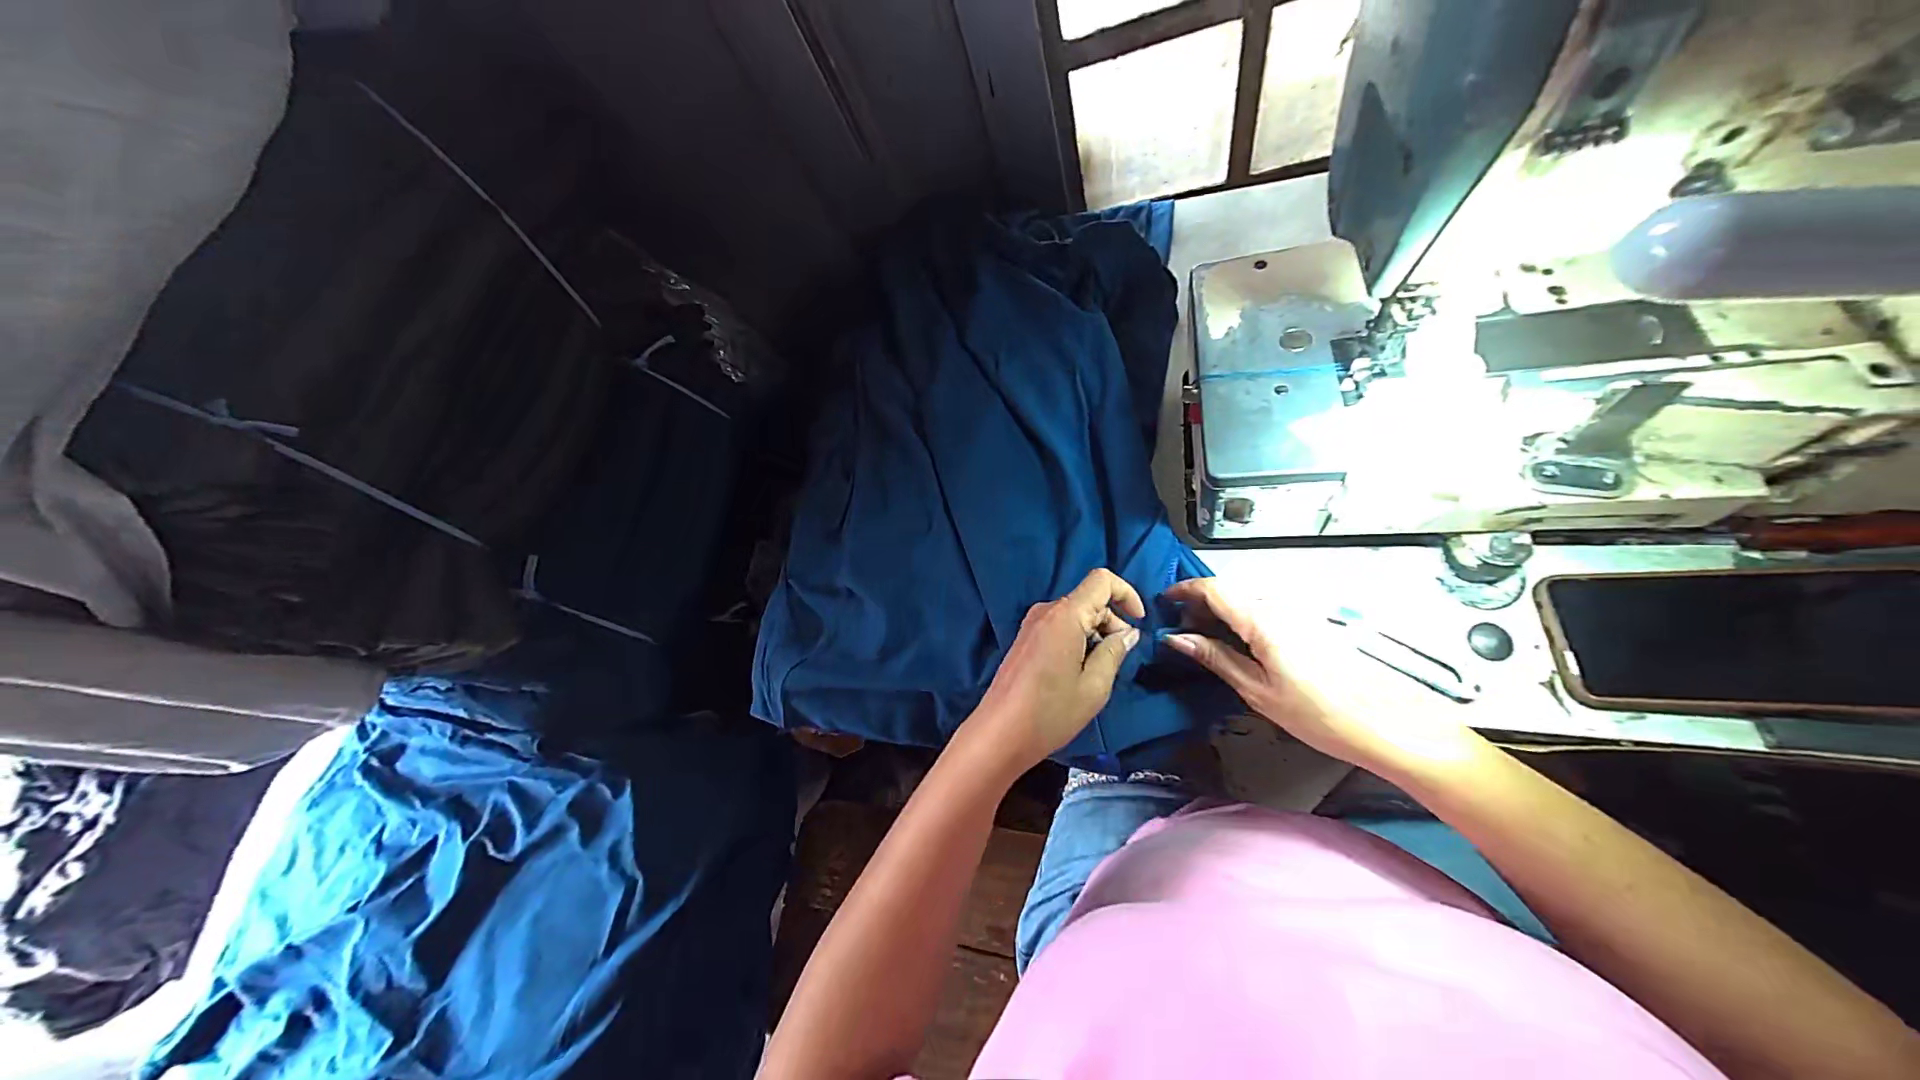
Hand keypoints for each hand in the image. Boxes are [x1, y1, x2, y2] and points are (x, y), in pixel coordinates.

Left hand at [956, 568, 1144, 780]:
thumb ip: (1115, 652)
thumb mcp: (1095, 685)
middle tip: (1121, 658)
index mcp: (1065, 615)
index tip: (1139, 621)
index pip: (1101, 580)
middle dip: (1112, 622)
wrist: (1000, 734)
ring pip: (1075, 615)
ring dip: (1096, 634)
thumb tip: (1128, 633)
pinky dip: (1078, 640)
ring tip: (1100, 672)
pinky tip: (1079, 672)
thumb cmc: (1050, 712)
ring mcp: (1031, 625)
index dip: (1126, 594)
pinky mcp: (1024, 640)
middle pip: (1089, 600)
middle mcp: (1046, 611)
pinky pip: (1059, 628)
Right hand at [1161, 577, 1486, 778]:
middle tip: (1182, 630)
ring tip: (1209, 641)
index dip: (1184, 590)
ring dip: (1224, 612)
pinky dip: (1246, 620)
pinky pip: (1269, 611)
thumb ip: (1215, 658)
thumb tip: (1178, 638)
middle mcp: (1282, 607)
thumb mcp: (1257, 690)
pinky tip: (1242, 646)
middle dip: (1201, 604)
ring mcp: (1302, 613)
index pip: (1213, 588)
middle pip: (1231, 590)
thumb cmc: (1321, 715)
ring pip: (1250, 600)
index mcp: (1263, 619)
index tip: (1165, 602)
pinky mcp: (1315, 624)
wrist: (1390, 725)